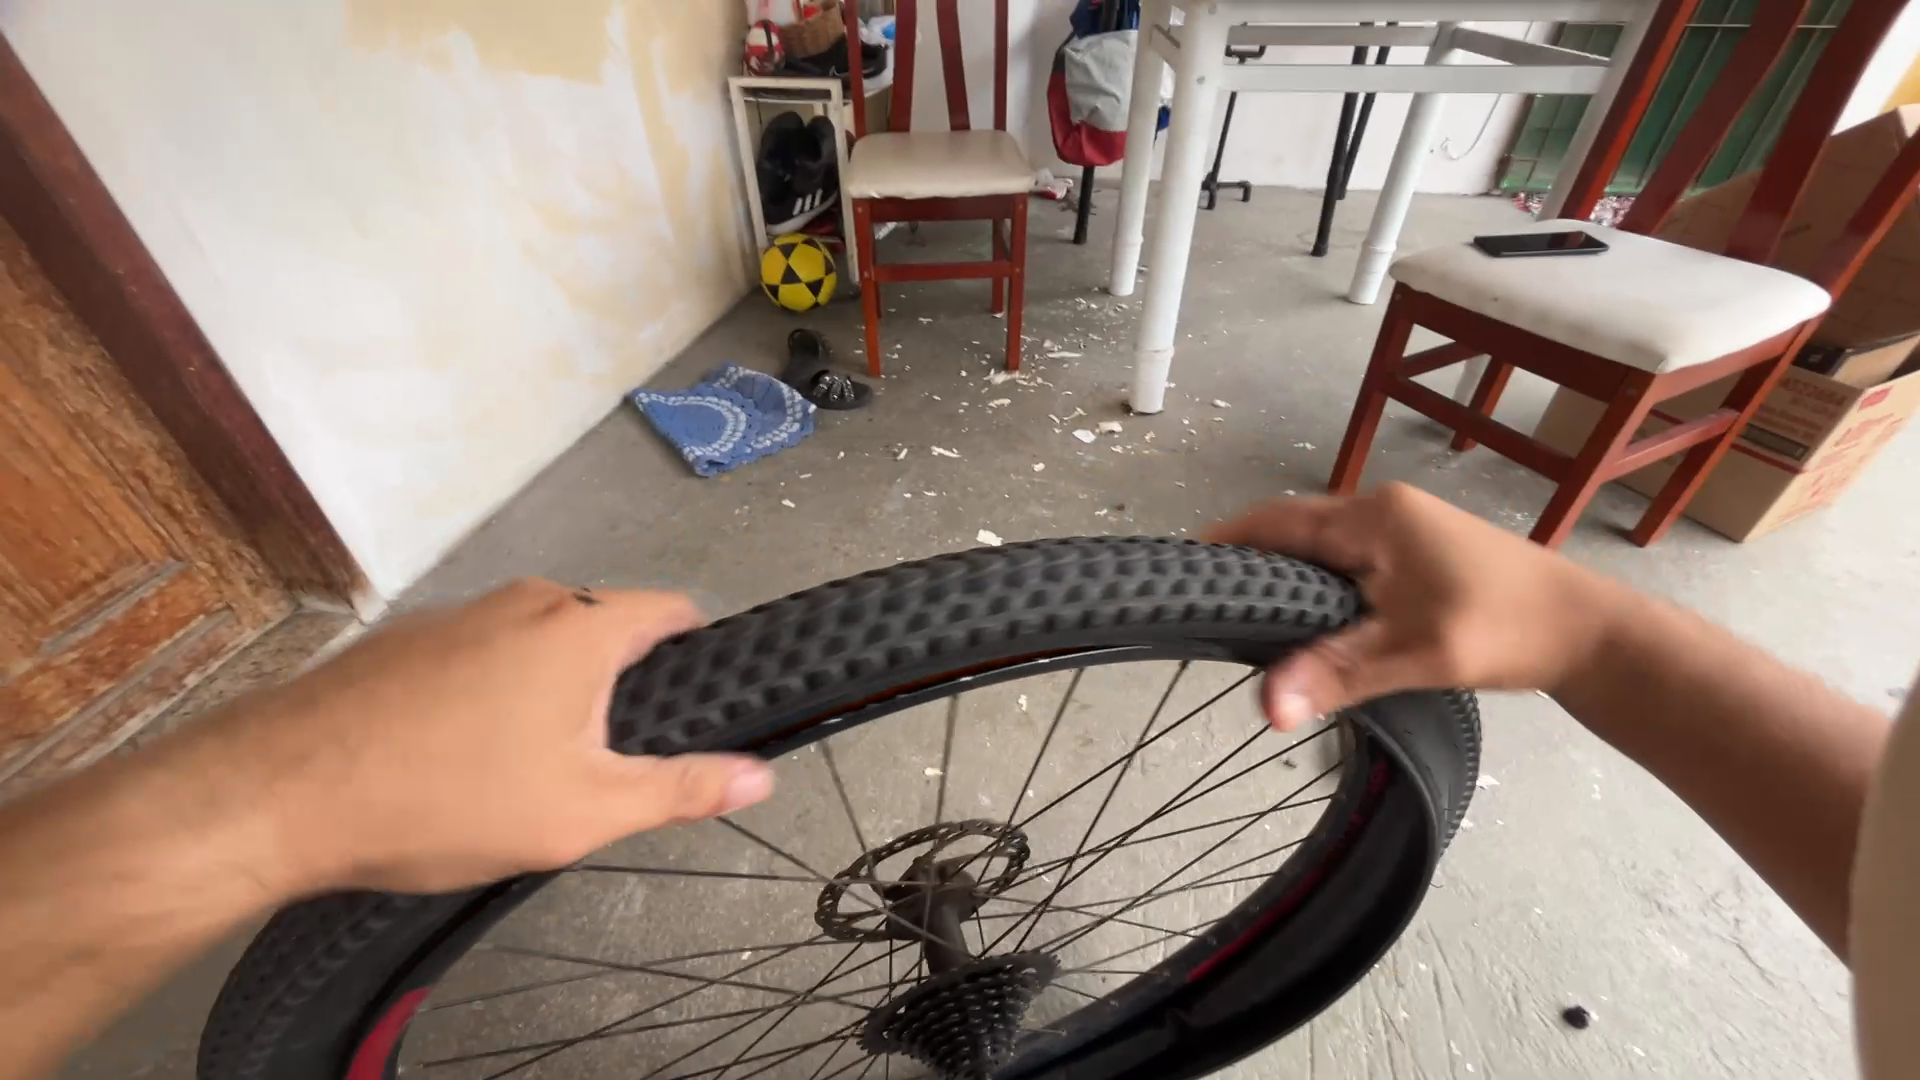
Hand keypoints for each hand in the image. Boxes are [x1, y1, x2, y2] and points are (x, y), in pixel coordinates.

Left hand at [188, 581, 773, 894]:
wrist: (266, 797)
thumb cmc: (448, 796)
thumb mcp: (583, 809)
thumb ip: (682, 788)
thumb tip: (763, 774)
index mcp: (584, 625)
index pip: (674, 609)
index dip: (697, 650)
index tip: (690, 703)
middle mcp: (532, 598)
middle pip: (610, 626)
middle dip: (623, 680)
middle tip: (603, 753)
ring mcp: (465, 610)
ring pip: (547, 637)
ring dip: (560, 681)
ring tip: (528, 757)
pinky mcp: (412, 634)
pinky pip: (490, 646)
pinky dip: (501, 681)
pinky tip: (460, 745)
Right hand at [1207, 483, 1622, 729]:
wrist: (1593, 634)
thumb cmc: (1505, 631)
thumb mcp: (1416, 653)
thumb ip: (1336, 673)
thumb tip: (1265, 708)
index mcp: (1374, 517)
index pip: (1277, 520)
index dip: (1227, 539)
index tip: (1183, 566)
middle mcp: (1380, 509)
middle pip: (1292, 526)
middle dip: (1247, 555)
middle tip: (1205, 594)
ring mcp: (1398, 525)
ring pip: (1316, 541)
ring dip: (1278, 566)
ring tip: (1238, 604)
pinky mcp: (1411, 548)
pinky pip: (1339, 554)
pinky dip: (1308, 575)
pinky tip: (1298, 607)